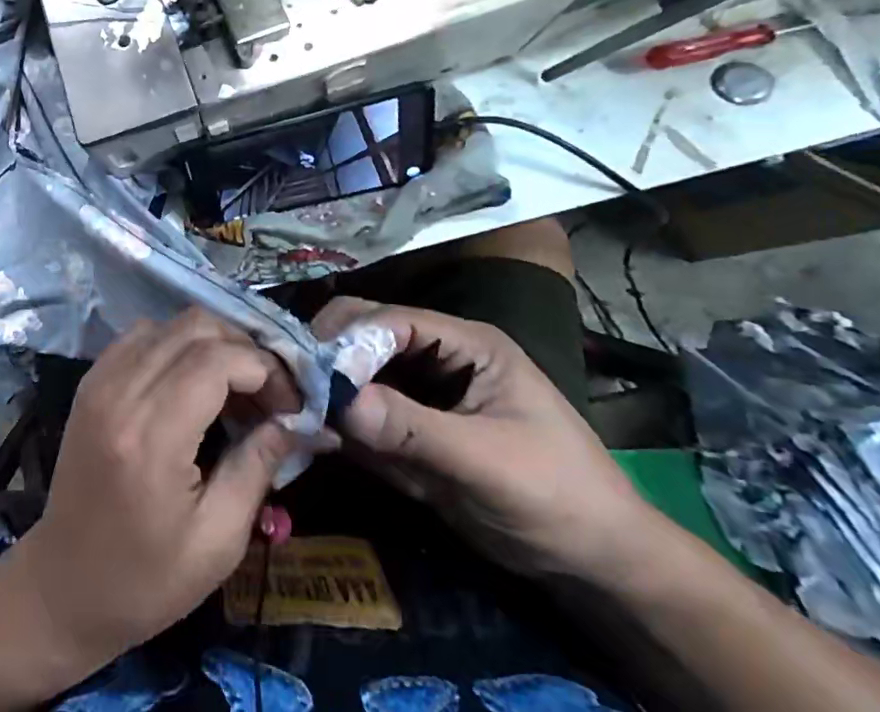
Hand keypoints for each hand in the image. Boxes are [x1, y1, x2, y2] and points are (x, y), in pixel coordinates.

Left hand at [9, 309, 300, 673]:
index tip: (290, 405)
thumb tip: (297, 421)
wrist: (64, 587)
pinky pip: (142, 336)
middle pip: (195, 327)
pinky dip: (177, 345)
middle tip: (268, 395)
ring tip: (236, 389)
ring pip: (170, 324)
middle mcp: (119, 393)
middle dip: (244, 349)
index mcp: (150, 435)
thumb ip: (259, 465)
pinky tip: (193, 383)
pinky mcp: (89, 384)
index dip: (265, 369)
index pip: (217, 359)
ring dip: (212, 344)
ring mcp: (98, 382)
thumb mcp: (219, 539)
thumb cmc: (146, 579)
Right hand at [311, 297, 659, 581]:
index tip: (308, 371)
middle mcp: (437, 358)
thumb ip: (413, 429)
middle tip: (290, 387)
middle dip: (329, 357)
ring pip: (357, 375)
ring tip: (290, 410)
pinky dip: (339, 425)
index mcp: (466, 344)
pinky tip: (313, 436)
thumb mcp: (487, 462)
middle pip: (366, 337)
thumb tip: (338, 401)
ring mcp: (421, 394)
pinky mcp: (410, 430)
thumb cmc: (556, 495)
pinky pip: (363, 417)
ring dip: (327, 391)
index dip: (348, 339)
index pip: (392, 320)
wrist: (590, 560)